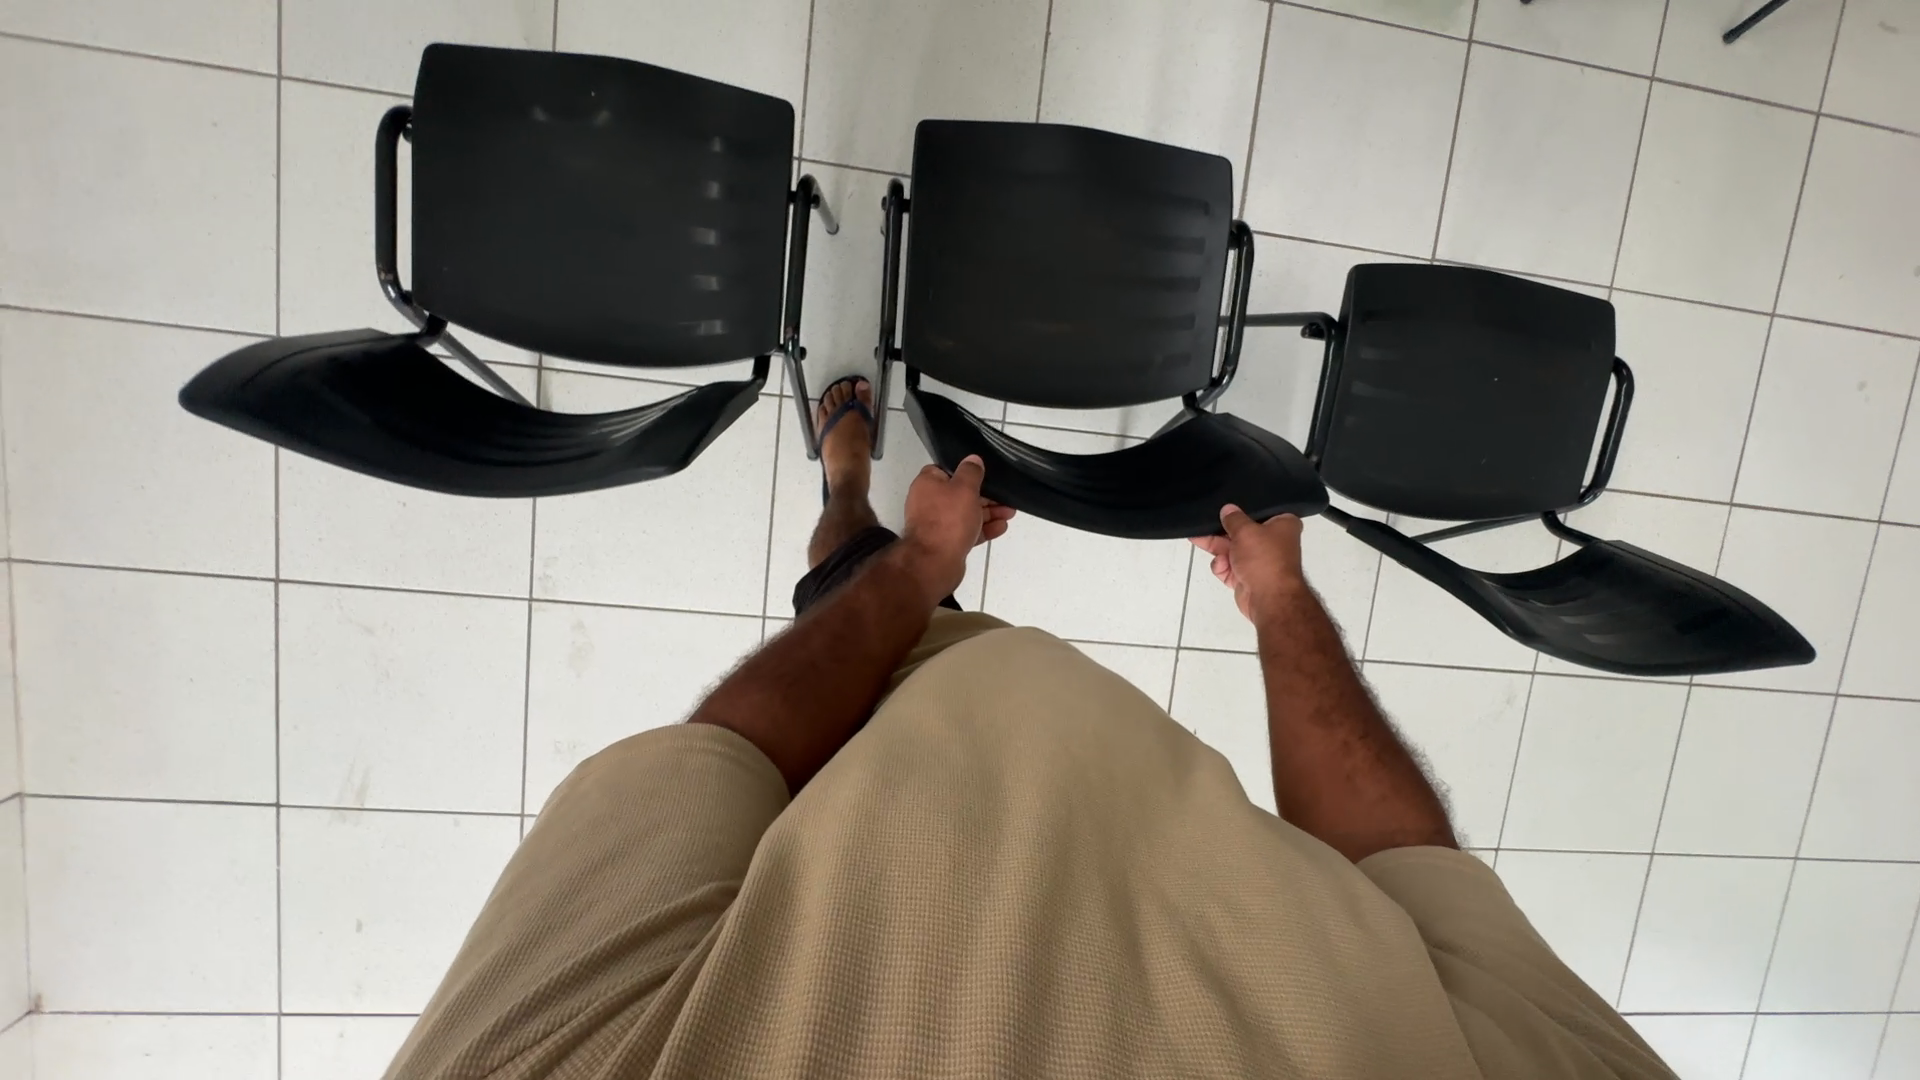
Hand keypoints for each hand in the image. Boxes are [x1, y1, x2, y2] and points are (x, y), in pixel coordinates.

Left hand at [898, 455, 1014, 601]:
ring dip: (988, 513)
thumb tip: (973, 459)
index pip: (947, 470)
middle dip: (985, 495)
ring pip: (966, 514)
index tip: (985, 474)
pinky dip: (983, 529)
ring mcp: (937, 524)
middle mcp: (929, 502)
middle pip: (960, 494)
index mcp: (927, 484)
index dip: (966, 471)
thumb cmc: (948, 519)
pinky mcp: (946, 543)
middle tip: (1006, 497)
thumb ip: (971, 472)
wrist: (935, 562)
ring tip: (1010, 513)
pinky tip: (1001, 527)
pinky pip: (967, 531)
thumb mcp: (964, 488)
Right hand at [1190, 505, 1305, 622]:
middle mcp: (1272, 542)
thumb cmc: (1264, 560)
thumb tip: (1227, 509)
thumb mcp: (1245, 531)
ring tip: (1198, 539)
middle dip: (1222, 532)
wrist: (1268, 599)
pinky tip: (1220, 566)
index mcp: (1282, 525)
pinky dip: (1222, 566)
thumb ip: (1233, 518)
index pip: (1260, 511)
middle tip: (1203, 524)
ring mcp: (1258, 561)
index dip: (1242, 510)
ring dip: (1217, 548)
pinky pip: (1229, 566)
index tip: (1225, 506)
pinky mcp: (1246, 577)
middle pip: (1241, 532)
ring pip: (1231, 549)